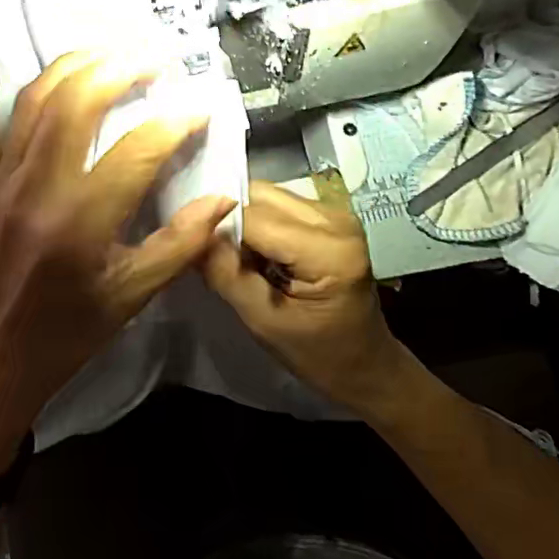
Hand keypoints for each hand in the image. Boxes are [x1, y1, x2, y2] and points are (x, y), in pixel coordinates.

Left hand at [0, 53, 236, 478]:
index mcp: (81, 221)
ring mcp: (2, 181)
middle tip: (155, 56)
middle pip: (77, 104)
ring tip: (107, 50)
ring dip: (70, 67)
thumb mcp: (133, 296)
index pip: (137, 149)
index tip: (201, 110)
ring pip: (32, 103)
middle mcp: (37, 187)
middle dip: (120, 70)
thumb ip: (181, 245)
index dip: (176, 122)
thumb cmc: (70, 332)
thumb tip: (223, 199)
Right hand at [202, 181, 414, 420]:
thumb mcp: (264, 322)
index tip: (195, 254)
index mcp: (328, 249)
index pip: (253, 217)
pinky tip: (256, 254)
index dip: (217, 231)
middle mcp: (336, 218)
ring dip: (243, 221)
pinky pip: (278, 204)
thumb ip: (227, 275)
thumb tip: (194, 235)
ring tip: (236, 258)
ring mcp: (335, 212)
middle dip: (229, 221)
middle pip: (259, 196)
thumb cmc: (318, 354)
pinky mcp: (329, 215)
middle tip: (214, 257)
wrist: (365, 363)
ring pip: (266, 195)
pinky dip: (258, 223)